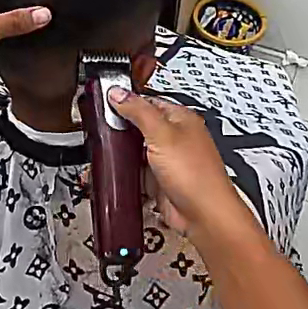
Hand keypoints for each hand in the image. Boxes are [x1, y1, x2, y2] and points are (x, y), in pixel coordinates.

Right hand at [110, 89, 254, 237]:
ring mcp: (168, 161)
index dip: (128, 102)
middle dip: (122, 131)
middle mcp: (176, 139)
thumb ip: (139, 112)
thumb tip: (119, 93)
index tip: (106, 104)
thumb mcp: (162, 135)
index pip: (149, 102)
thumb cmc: (197, 175)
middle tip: (104, 132)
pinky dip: (126, 175)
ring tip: (106, 154)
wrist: (204, 215)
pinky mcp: (160, 182)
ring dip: (123, 156)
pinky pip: (138, 174)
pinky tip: (117, 175)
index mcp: (181, 119)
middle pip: (141, 128)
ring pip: (137, 153)